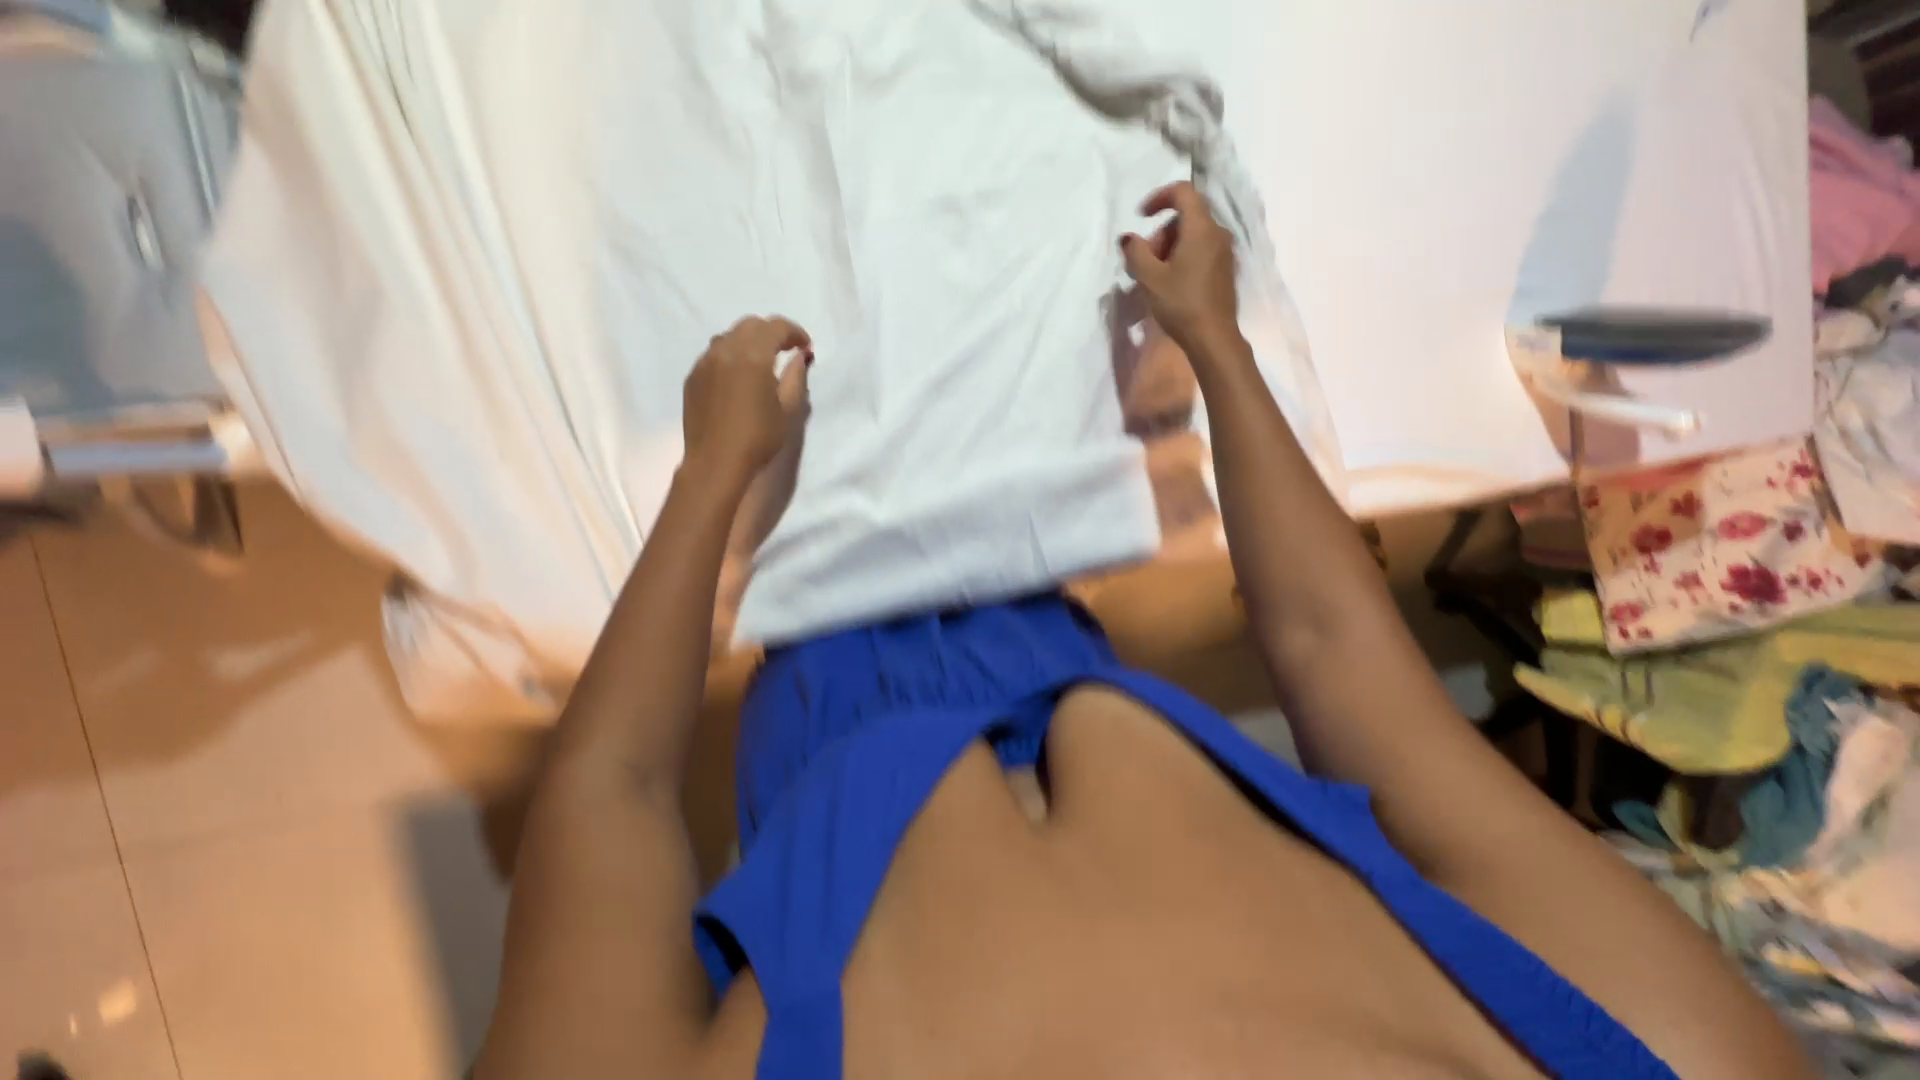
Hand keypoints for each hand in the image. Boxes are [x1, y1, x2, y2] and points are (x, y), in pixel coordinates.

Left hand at [682, 316, 812, 481]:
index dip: (795, 332)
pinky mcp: (692, 377)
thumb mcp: (788, 409)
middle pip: (750, 325)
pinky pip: (713, 354)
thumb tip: (799, 356)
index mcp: (753, 355)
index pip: (776, 327)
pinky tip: (738, 378)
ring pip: (729, 336)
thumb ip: (796, 376)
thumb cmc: (758, 438)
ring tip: (760, 363)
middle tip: (785, 351)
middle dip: (771, 332)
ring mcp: (704, 362)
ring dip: (748, 341)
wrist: (715, 463)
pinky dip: (730, 356)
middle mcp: (725, 350)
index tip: (805, 346)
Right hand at [1121, 182, 1240, 355]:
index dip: (1159, 197)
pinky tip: (1170, 283)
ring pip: (1193, 235)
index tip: (1141, 216)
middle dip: (1161, 232)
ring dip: (1170, 247)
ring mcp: (1224, 252)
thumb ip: (1136, 252)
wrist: (1213, 338)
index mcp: (1201, 228)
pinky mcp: (1225, 269)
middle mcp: (1217, 233)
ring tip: (1154, 275)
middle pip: (1186, 216)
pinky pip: (1201, 250)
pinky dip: (1183, 257)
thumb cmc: (1181, 304)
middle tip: (1144, 260)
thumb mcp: (1149, 278)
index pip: (1183, 192)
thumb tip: (1129, 239)